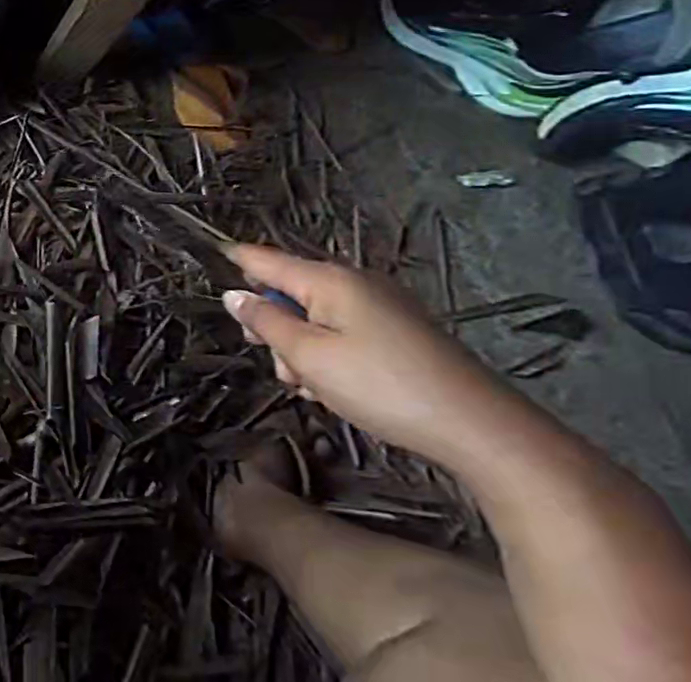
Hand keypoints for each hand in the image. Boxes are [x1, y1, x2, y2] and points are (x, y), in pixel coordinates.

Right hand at [222, 244, 524, 464]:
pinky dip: (327, 353)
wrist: (483, 431)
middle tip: (278, 364)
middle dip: (272, 324)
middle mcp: (354, 283)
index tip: (207, 259)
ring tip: (311, 387)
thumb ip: (265, 321)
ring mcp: (381, 307)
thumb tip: (234, 295)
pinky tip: (336, 388)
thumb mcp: (308, 356)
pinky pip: (342, 331)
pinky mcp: (399, 332)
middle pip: (288, 291)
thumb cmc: (383, 387)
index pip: (263, 259)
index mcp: (328, 280)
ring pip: (313, 317)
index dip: (233, 260)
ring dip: (299, 348)